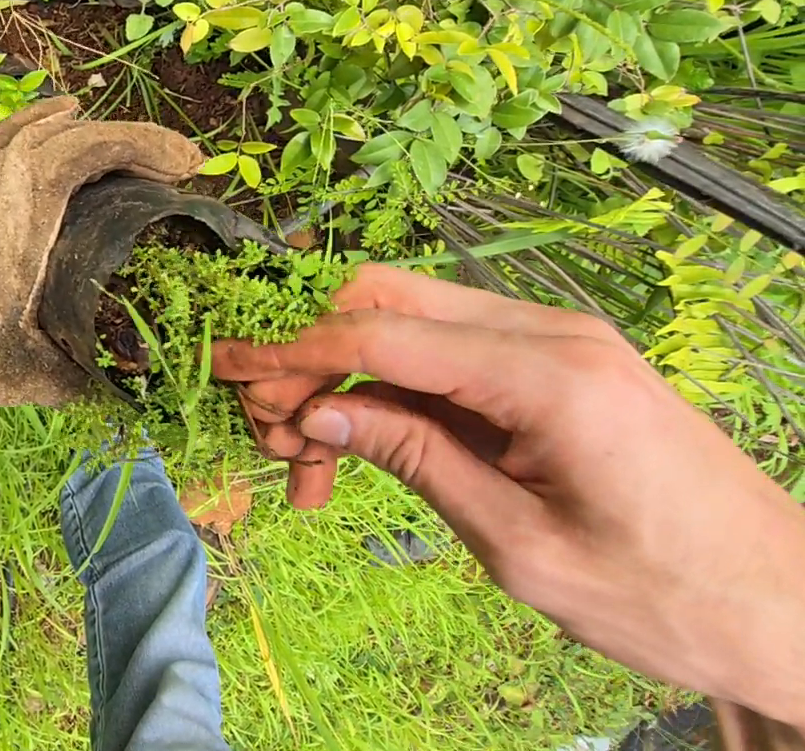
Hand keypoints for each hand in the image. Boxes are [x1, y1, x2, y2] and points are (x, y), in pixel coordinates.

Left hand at [0, 95, 201, 477]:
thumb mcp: (27, 370)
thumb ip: (83, 370)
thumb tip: (122, 382)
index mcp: (19, 203)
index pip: (92, 145)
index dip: (145, 143)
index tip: (184, 160)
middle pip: (56, 131)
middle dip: (110, 139)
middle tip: (148, 160)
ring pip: (8, 134)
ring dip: (53, 130)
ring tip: (83, 128)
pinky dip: (4, 147)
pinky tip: (13, 158)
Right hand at [210, 264, 804, 723]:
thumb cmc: (671, 599)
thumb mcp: (520, 545)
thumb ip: (412, 459)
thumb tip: (313, 414)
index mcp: (547, 376)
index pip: (379, 335)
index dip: (290, 351)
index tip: (226, 370)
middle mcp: (545, 333)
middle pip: (381, 298)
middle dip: (305, 352)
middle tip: (267, 424)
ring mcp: (548, 341)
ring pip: (397, 320)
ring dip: (335, 376)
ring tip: (303, 456)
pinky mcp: (543, 364)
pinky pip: (434, 354)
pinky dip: (378, 392)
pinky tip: (354, 446)